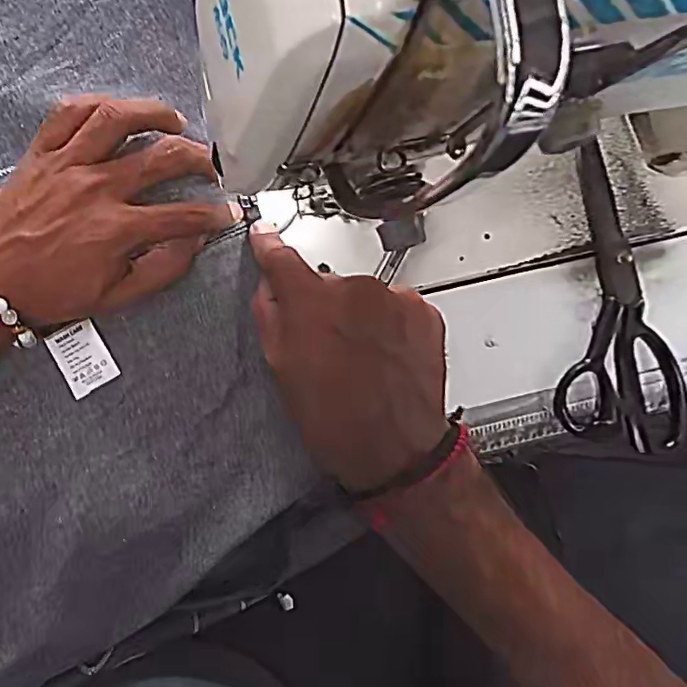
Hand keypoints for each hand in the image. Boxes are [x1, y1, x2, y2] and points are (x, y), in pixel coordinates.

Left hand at [0, 96, 233, 363]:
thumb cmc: (49, 293)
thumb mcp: (114, 297)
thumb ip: (161, 270)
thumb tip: (193, 243)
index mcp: (115, 230)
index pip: (183, 215)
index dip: (214, 213)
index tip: (225, 211)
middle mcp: (95, 190)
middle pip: (163, 157)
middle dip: (200, 159)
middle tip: (210, 165)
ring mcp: (66, 167)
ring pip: (117, 119)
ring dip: (153, 113)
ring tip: (173, 121)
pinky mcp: (40, 156)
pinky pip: (68, 113)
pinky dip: (96, 104)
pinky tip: (115, 110)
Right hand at [249, 224, 449, 492]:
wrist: (395, 451)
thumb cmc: (338, 421)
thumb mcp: (281, 370)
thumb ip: (270, 316)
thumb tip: (269, 289)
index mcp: (310, 302)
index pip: (281, 256)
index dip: (268, 244)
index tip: (264, 235)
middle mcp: (353, 290)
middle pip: (326, 283)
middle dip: (322, 306)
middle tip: (325, 347)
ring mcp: (392, 299)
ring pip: (362, 295)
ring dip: (358, 316)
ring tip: (359, 359)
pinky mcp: (422, 311)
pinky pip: (394, 306)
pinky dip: (386, 324)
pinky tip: (382, 356)